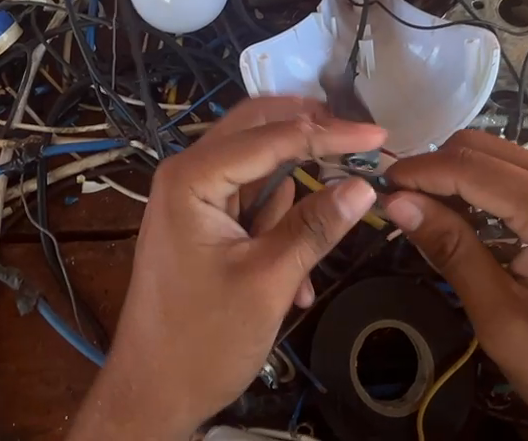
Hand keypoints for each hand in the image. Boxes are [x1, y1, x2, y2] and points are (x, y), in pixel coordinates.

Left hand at [69, 98, 384, 440]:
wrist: (151, 396)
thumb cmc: (202, 340)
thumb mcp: (267, 282)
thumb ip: (315, 227)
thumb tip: (363, 187)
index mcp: (192, 176)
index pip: (269, 136)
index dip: (327, 133)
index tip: (376, 135)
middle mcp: (188, 172)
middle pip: (258, 131)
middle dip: (308, 139)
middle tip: (358, 144)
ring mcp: (193, 196)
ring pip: (259, 171)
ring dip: (290, 205)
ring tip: (300, 268)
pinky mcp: (203, 221)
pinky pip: (251, 204)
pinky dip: (277, 228)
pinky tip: (291, 282)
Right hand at [381, 130, 527, 440]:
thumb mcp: (503, 318)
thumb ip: (450, 249)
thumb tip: (396, 201)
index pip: (466, 165)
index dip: (416, 173)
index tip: (377, 192)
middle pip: (481, 147)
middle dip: (434, 169)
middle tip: (400, 207)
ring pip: (498, 156)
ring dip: (457, 177)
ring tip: (426, 217)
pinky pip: (519, 177)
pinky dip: (484, 189)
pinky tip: (467, 225)